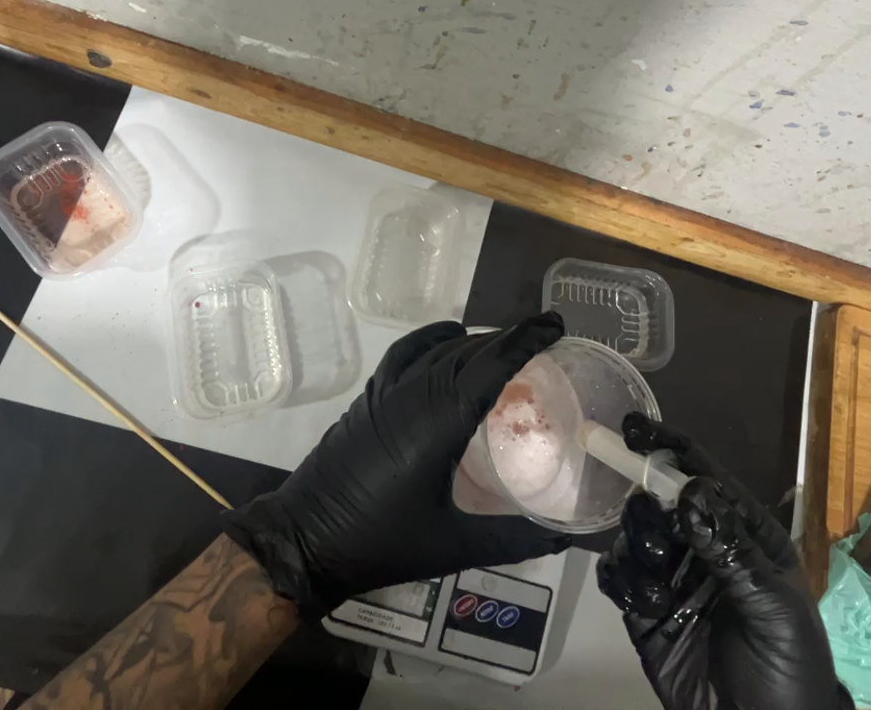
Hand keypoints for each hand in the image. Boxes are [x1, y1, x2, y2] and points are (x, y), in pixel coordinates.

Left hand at [223, 315, 571, 619]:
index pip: (491, 364)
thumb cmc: (382, 543)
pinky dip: (434, 338)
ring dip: (476, 339)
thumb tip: (565, 537)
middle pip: (469, 350)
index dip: (526, 339)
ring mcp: (388, 391)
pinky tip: (449, 340)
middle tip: (545, 336)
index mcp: (440, 422)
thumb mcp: (454, 546)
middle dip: (510, 336)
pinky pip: (407, 352)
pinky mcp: (370, 396)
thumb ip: (514, 540)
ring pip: (439, 348)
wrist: (305, 540)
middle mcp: (415, 394)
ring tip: (506, 344)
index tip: (556, 324)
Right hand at [597, 413, 845, 709]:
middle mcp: (701, 544)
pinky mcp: (642, 608)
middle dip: (650, 508)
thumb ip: (730, 548)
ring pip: (633, 531)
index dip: (669, 446)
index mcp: (741, 532)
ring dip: (638, 548)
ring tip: (661, 586)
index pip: (703, 475)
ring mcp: (670, 575)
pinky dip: (622, 580)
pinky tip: (646, 605)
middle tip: (663, 547)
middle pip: (658, 497)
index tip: (635, 429)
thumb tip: (691, 490)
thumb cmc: (788, 664)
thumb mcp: (772, 605)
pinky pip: (617, 574)